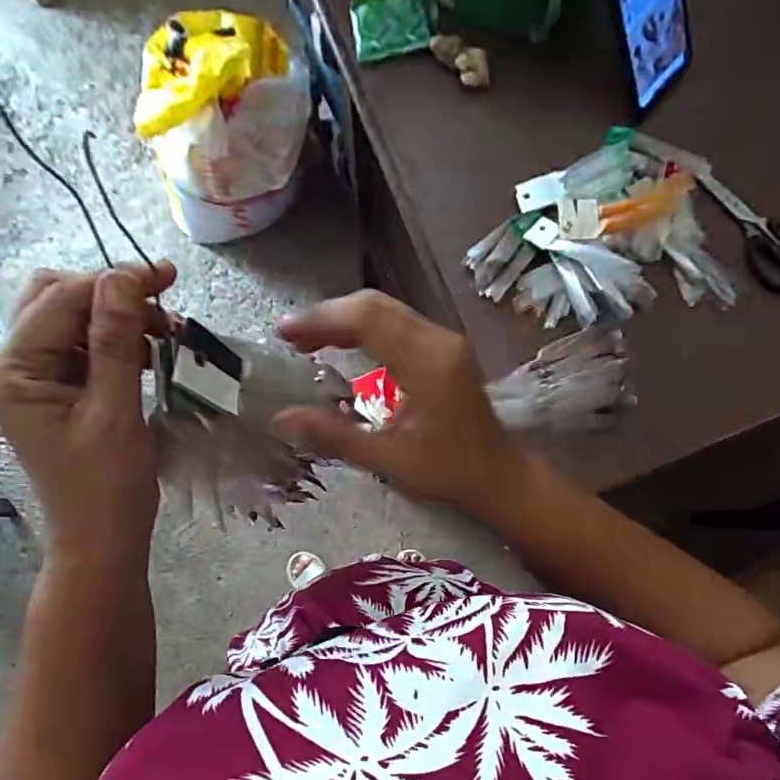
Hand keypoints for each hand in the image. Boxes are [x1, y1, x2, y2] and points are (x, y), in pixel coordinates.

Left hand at [0, 262, 175, 560]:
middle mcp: (10, 368)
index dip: (113, 282)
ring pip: (70, 321)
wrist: (101, 542)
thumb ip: (115, 342)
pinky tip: (145, 356)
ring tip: (163, 335)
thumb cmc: (107, 488)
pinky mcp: (52, 393)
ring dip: (115, 319)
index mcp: (13, 372)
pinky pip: (80, 349)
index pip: (60, 300)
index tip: (166, 277)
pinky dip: (113, 343)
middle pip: (56, 299)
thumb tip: (124, 276)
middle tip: (163, 308)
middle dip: (110, 296)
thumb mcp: (115, 413)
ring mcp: (30, 381)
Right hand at [271, 290, 526, 516]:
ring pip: (386, 310)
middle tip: (291, 338)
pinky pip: (398, 323)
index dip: (321, 320)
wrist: (498, 473)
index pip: (367, 321)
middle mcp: (439, 340)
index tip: (284, 332)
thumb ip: (334, 436)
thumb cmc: (448, 470)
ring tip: (308, 341)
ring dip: (345, 319)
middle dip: (329, 316)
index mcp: (427, 364)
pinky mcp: (445, 347)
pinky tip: (343, 346)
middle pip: (375, 306)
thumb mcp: (388, 459)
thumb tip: (281, 419)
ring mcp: (445, 340)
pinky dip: (365, 328)